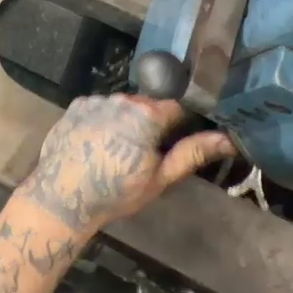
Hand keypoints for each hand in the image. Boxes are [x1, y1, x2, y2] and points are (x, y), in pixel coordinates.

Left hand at [16, 94, 234, 236]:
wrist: (63, 193)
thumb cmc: (117, 190)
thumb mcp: (160, 177)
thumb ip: (192, 153)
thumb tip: (229, 139)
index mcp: (145, 114)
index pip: (176, 106)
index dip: (182, 121)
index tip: (182, 136)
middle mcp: (121, 99)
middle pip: (147, 104)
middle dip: (152, 122)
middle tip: (149, 151)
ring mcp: (96, 99)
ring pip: (122, 105)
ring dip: (127, 120)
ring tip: (121, 149)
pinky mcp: (76, 104)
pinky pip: (100, 107)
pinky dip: (104, 119)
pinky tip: (100, 142)